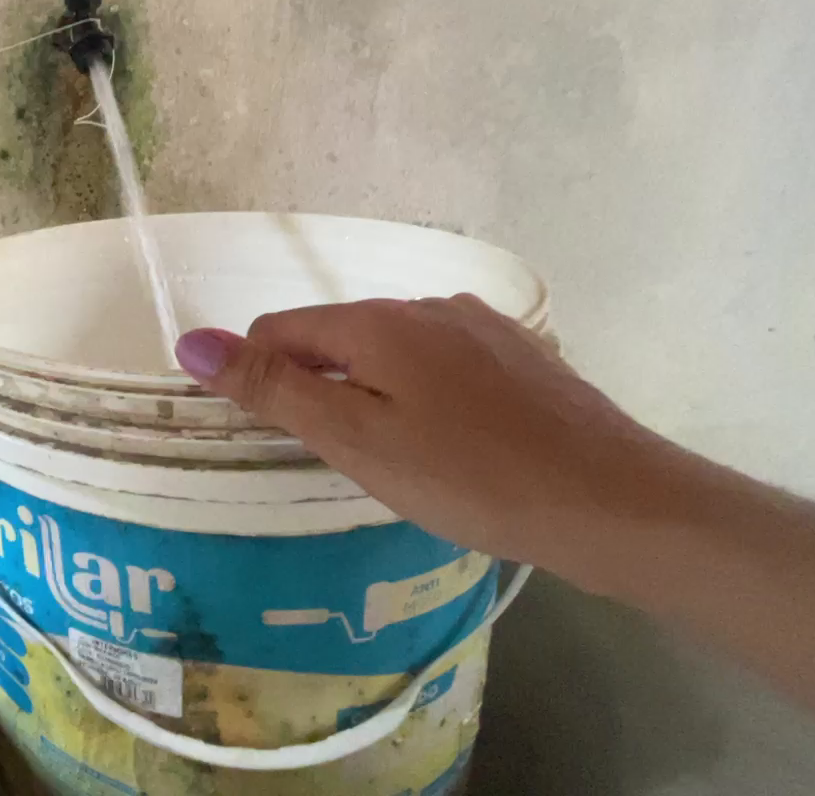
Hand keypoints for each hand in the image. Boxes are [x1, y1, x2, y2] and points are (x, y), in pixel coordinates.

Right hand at [175, 294, 683, 585]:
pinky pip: (439, 360)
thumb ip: (269, 387)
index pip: (276, 331)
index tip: (293, 436)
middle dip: (321, 387)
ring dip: (372, 389)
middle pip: (332, 337)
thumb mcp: (352, 439)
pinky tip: (460, 440)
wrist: (626, 509)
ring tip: (407, 454)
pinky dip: (424, 390)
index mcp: (373, 322)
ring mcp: (478, 323)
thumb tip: (188, 341)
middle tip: (351, 456)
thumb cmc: (470, 478)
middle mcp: (421, 305)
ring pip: (387, 349)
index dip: (265, 381)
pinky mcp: (520, 351)